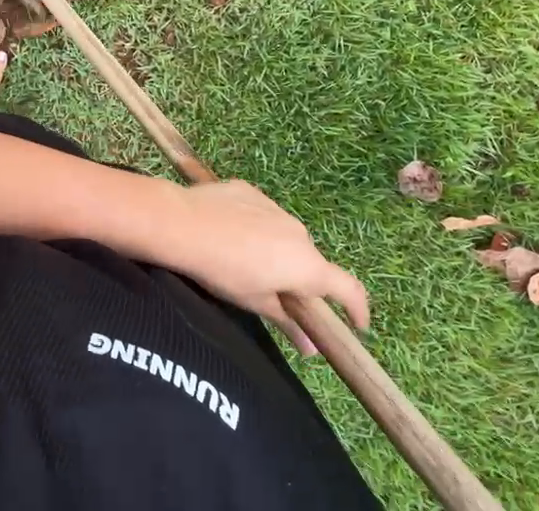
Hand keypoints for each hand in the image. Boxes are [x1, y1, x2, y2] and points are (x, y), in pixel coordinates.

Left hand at [144, 180, 370, 355]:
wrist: (181, 223)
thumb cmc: (221, 270)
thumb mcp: (253, 302)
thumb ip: (287, 323)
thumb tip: (311, 348)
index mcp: (307, 266)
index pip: (349, 289)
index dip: (357, 309)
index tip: (356, 324)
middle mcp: (300, 233)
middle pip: (310, 261)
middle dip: (299, 277)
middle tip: (273, 289)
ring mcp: (275, 207)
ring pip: (284, 235)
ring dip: (275, 249)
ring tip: (242, 258)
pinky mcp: (249, 191)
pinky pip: (260, 213)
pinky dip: (252, 224)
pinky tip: (227, 231)